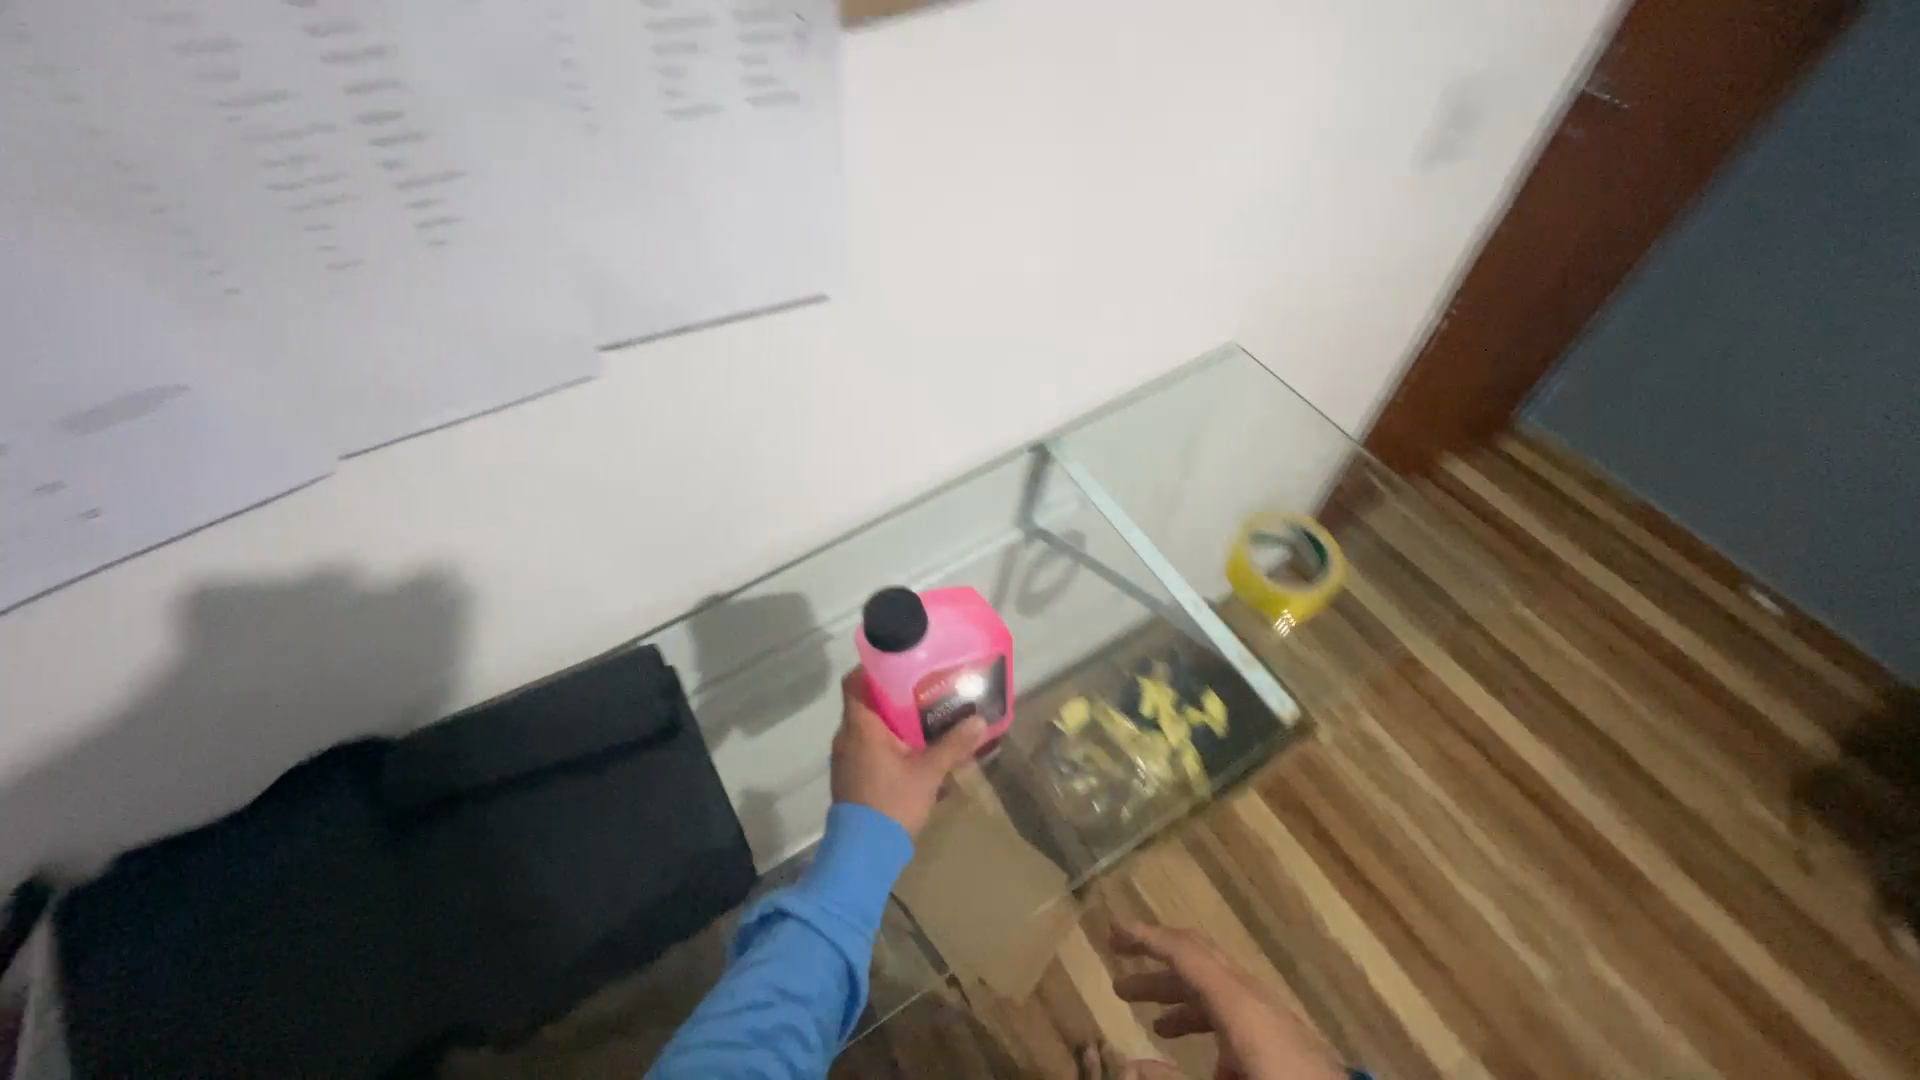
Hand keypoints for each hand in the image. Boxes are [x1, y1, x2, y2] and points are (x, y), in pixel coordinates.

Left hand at [830, 669, 986, 838]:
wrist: (862, 853)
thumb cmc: (892, 803)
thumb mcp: (928, 773)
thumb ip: (953, 745)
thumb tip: (980, 721)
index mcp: (860, 726)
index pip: (854, 682)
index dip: (872, 668)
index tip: (899, 663)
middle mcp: (846, 736)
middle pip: (865, 703)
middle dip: (892, 695)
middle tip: (922, 690)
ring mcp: (845, 758)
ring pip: (867, 727)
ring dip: (890, 722)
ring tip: (922, 720)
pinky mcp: (849, 777)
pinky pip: (866, 747)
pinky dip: (885, 743)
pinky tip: (911, 752)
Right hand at [1099, 921, 1342, 1079]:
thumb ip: (1171, 1079)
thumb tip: (1127, 1064)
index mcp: (1241, 1005)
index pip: (1185, 953)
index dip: (1146, 939)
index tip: (1112, 932)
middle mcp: (1257, 1001)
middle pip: (1199, 962)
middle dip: (1156, 962)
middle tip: (1117, 964)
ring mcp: (1276, 1021)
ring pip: (1217, 990)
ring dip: (1177, 996)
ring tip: (1145, 1015)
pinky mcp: (1286, 1043)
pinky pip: (1236, 1016)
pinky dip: (1205, 1021)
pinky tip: (1195, 1056)